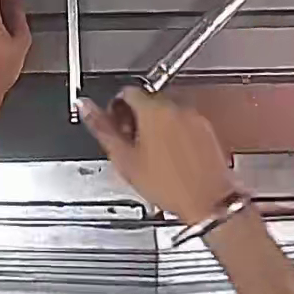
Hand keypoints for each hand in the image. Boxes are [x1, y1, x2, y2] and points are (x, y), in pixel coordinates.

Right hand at [80, 87, 235, 223]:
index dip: (116, 109)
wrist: (207, 201)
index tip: (115, 126)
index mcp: (153, 109)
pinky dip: (173, 133)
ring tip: (150, 154)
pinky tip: (169, 157)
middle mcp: (176, 106)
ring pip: (166, 112)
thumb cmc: (168, 185)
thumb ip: (102, 128)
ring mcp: (193, 117)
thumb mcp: (124, 159)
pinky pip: (183, 122)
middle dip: (135, 118)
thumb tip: (85, 106)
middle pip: (147, 100)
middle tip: (130, 144)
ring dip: (154, 125)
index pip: (127, 92)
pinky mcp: (205, 129)